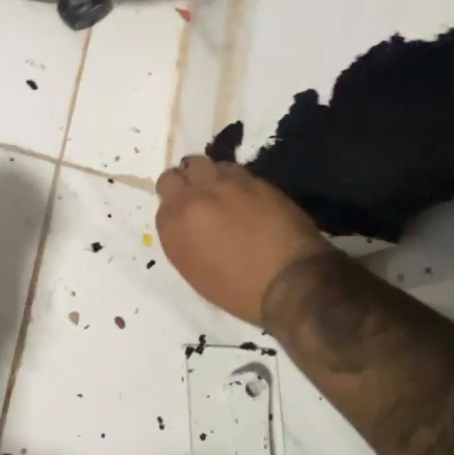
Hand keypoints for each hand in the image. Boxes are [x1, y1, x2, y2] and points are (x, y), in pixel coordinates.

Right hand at [154, 155, 330, 322]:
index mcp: (174, 223)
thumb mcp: (194, 272)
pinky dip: (235, 180)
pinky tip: (245, 197)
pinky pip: (235, 170)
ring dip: (210, 176)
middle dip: (187, 180)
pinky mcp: (255, 181)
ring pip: (207, 164)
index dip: (174, 200)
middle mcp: (195, 197)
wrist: (290, 282)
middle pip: (181, 171)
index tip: (185, 211)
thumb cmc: (238, 290)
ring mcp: (226, 184)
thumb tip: (186, 223)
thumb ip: (181, 238)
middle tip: (199, 196)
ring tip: (222, 193)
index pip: (163, 193)